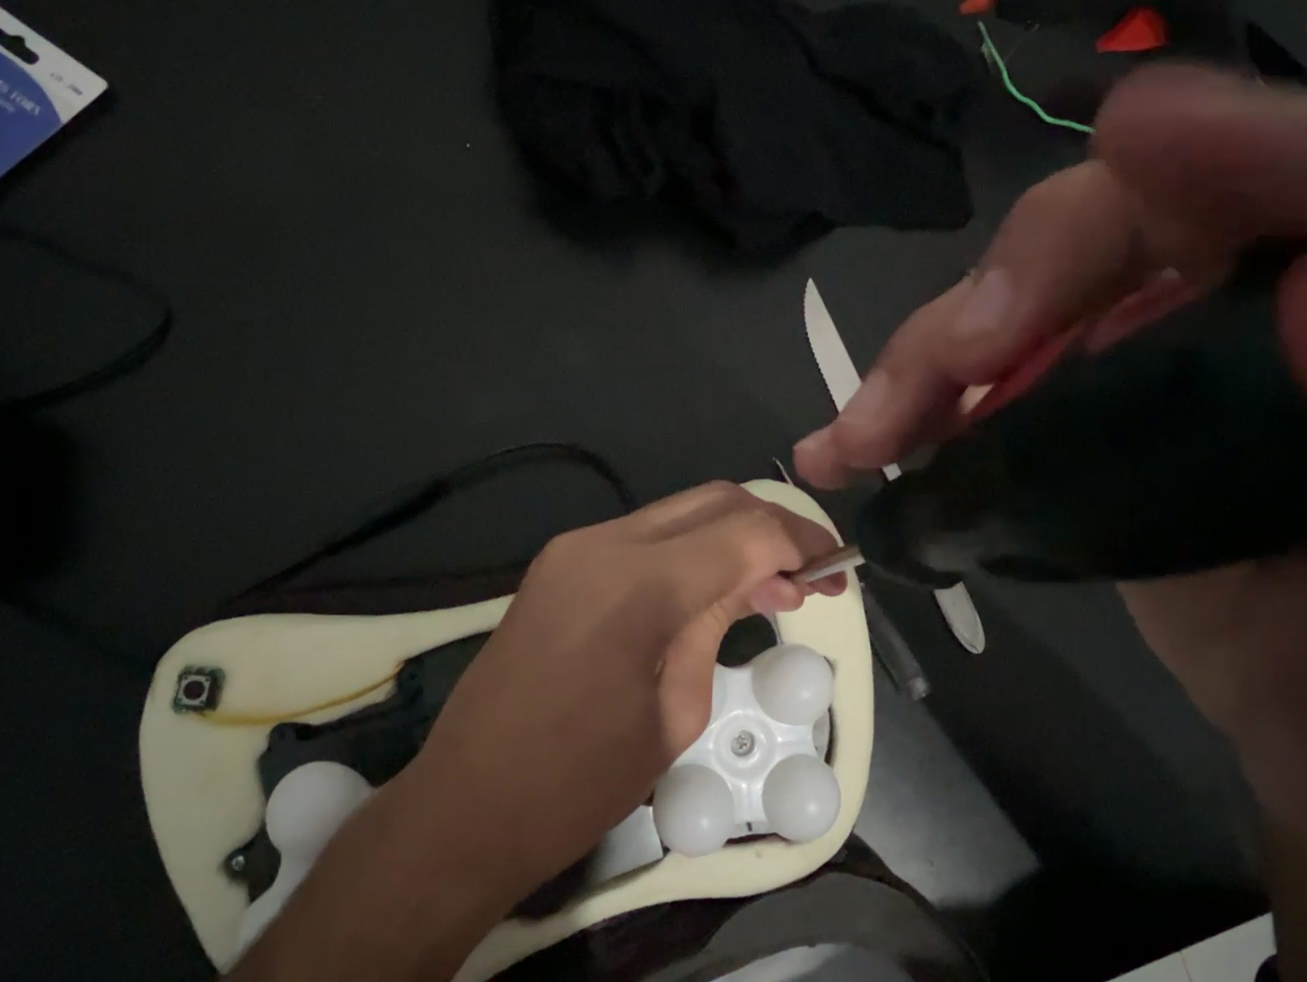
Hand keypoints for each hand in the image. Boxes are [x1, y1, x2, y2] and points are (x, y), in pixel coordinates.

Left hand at [407, 482, 844, 896]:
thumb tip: (763, 581)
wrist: (467, 805)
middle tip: (811, 579)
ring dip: (731, 537)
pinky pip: (641, 537)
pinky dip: (689, 550)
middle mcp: (601, 543)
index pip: (746, 530)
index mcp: (637, 584)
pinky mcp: (558, 564)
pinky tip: (711, 588)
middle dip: (772, 529)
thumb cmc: (579, 784)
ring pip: (677, 512)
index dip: (802, 543)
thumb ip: (717, 624)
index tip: (838, 573)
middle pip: (714, 501)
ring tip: (772, 588)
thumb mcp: (675, 712)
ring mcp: (572, 548)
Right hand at [795, 66, 1306, 915]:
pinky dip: (939, 385)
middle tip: (958, 354)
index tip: (1143, 136)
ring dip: (958, 337)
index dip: (1290, 159)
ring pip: (1078, 275)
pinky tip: (867, 437)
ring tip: (869, 431)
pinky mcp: (1137, 389)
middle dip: (1057, 258)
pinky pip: (1029, 348)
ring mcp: (1229, 351)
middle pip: (1200, 214)